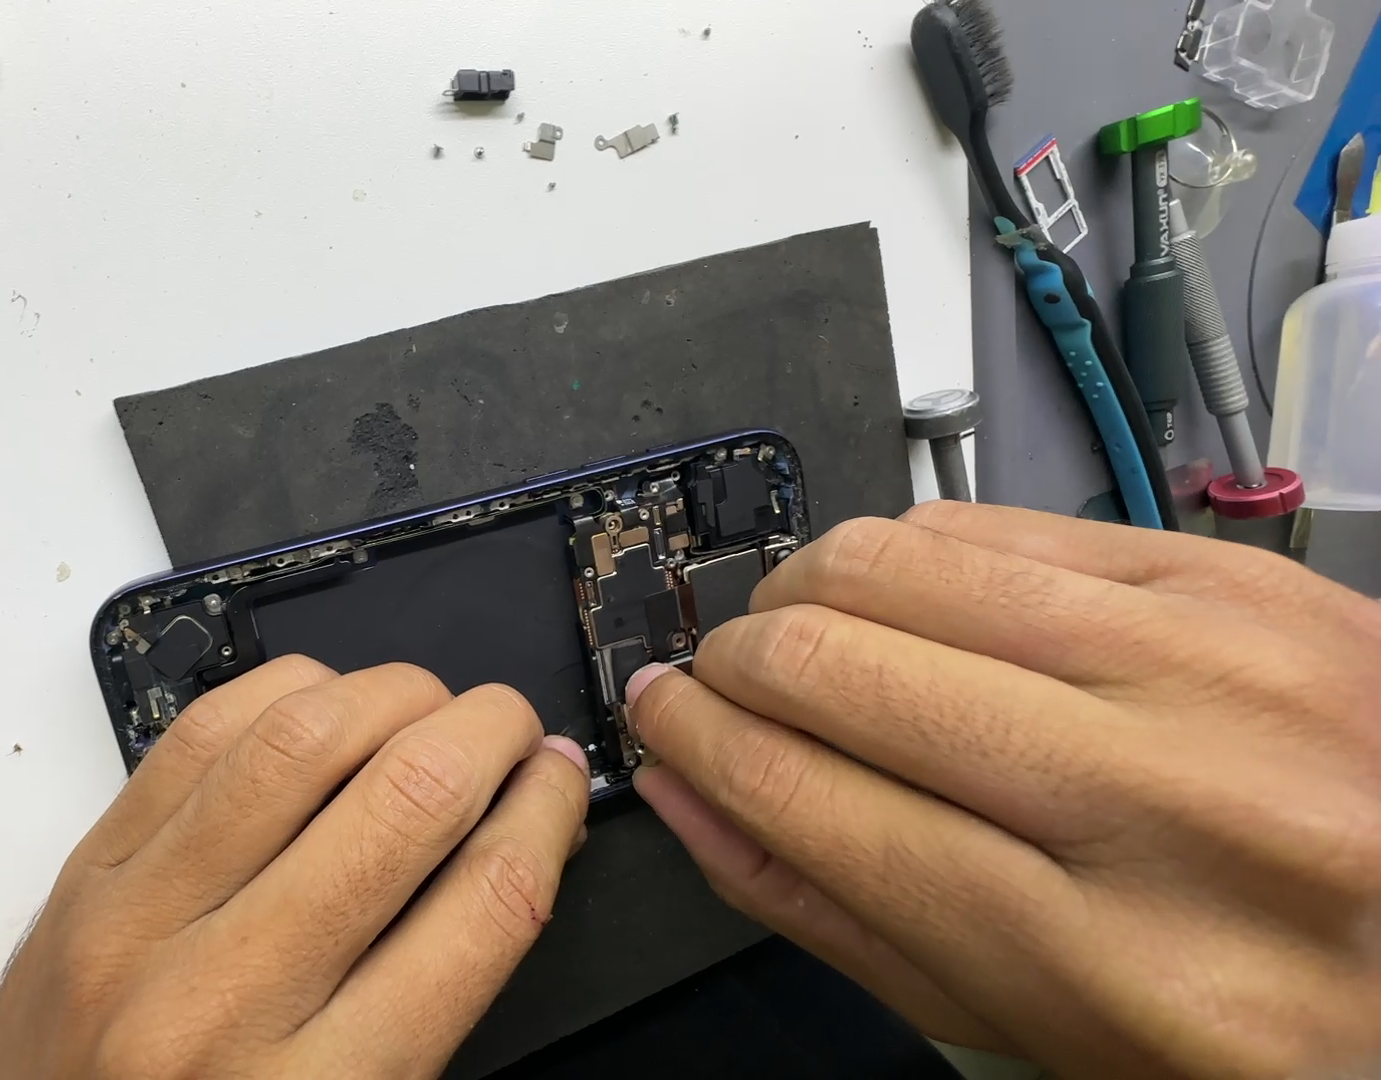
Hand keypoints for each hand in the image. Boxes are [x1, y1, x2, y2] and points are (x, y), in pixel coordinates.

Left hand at [0, 658, 590, 1079]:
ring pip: (304, 737)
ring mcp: (140, 912)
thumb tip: (516, 828)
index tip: (559, 777)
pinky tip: (327, 704)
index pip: (483, 906)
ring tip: (428, 705)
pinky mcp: (90, 861)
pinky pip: (207, 726)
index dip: (546, 814)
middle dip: (487, 732)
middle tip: (511, 726)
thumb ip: (444, 978)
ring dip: (396, 693)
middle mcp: (226, 992)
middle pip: (403, 800)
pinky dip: (293, 688)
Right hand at [627, 502, 1380, 1078]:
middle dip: (726, 665)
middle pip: (821, 660)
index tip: (656, 711)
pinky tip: (900, 611)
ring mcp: (1209, 660)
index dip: (687, 736)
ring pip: (876, 563)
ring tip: (805, 640)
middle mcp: (1168, 799)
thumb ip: (806, 896)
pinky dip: (886, 561)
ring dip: (792, 597)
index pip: (799, 792)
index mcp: (1106, 963)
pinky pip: (964, 522)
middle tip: (723, 683)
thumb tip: (675, 779)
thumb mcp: (1000, 1013)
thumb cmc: (1221, 1012)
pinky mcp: (1219, 572)